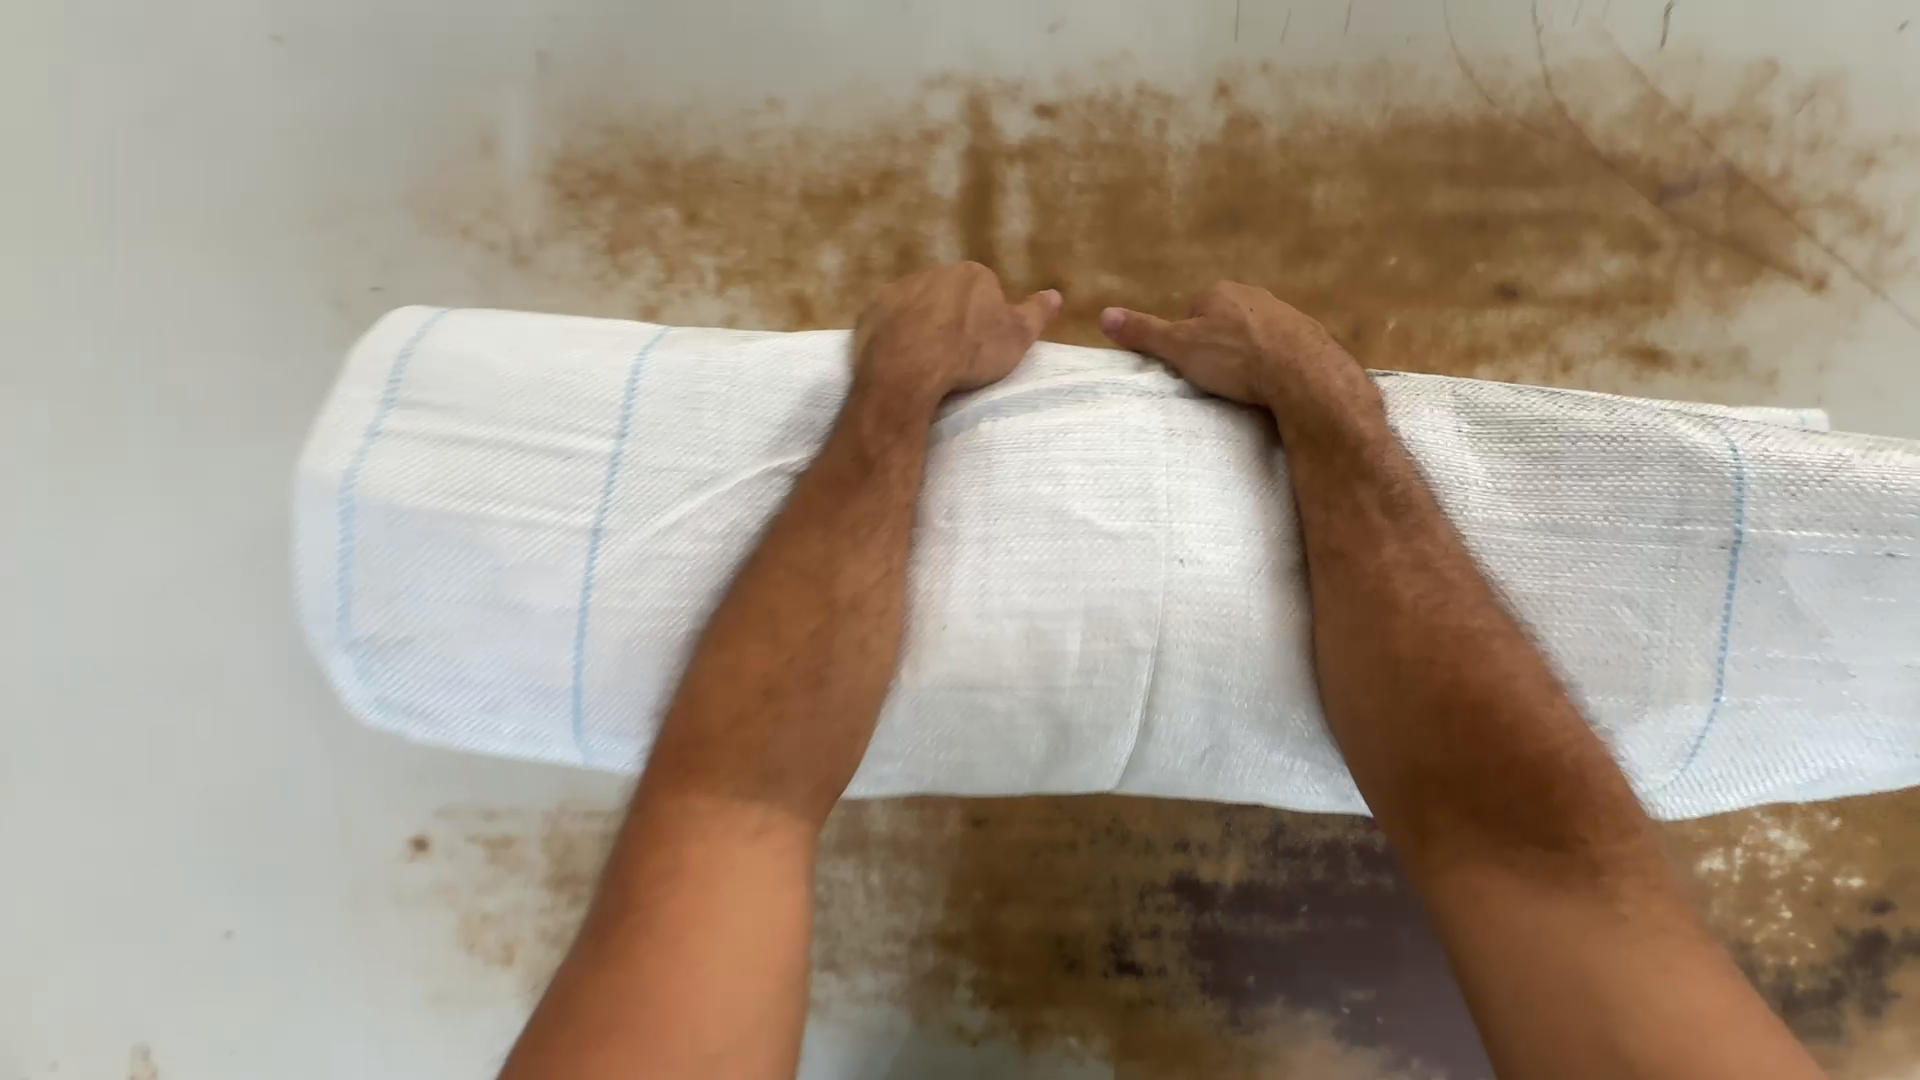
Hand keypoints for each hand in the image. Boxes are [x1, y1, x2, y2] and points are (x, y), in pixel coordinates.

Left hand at [853, 262, 1060, 404]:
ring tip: (925, 359)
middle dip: (951, 318)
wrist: (909, 370)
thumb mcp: (1017, 338)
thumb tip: (1056, 294)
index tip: (980, 347)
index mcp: (973, 274)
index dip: (983, 320)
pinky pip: (887, 319)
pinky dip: (893, 333)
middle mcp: (935, 272)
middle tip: (952, 354)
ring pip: (916, 304)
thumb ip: (1037, 313)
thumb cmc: (969, 354)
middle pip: (948, 294)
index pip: (984, 291)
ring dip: (921, 324)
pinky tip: (899, 357)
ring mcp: (900, 288)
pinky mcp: (871, 309)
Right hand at [1098, 282, 1374, 416]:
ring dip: (1245, 355)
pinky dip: (1271, 363)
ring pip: (1251, 334)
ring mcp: (1283, 313)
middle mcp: (1252, 294)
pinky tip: (1268, 384)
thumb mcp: (1178, 346)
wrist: (1300, 371)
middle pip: (1222, 322)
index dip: (1185, 342)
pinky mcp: (1306, 334)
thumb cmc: (1232, 357)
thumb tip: (1103, 315)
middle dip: (1216, 346)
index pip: (1191, 314)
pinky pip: (1278, 347)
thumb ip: (1143, 332)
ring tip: (1241, 384)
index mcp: (1218, 292)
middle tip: (1214, 378)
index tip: (1188, 366)